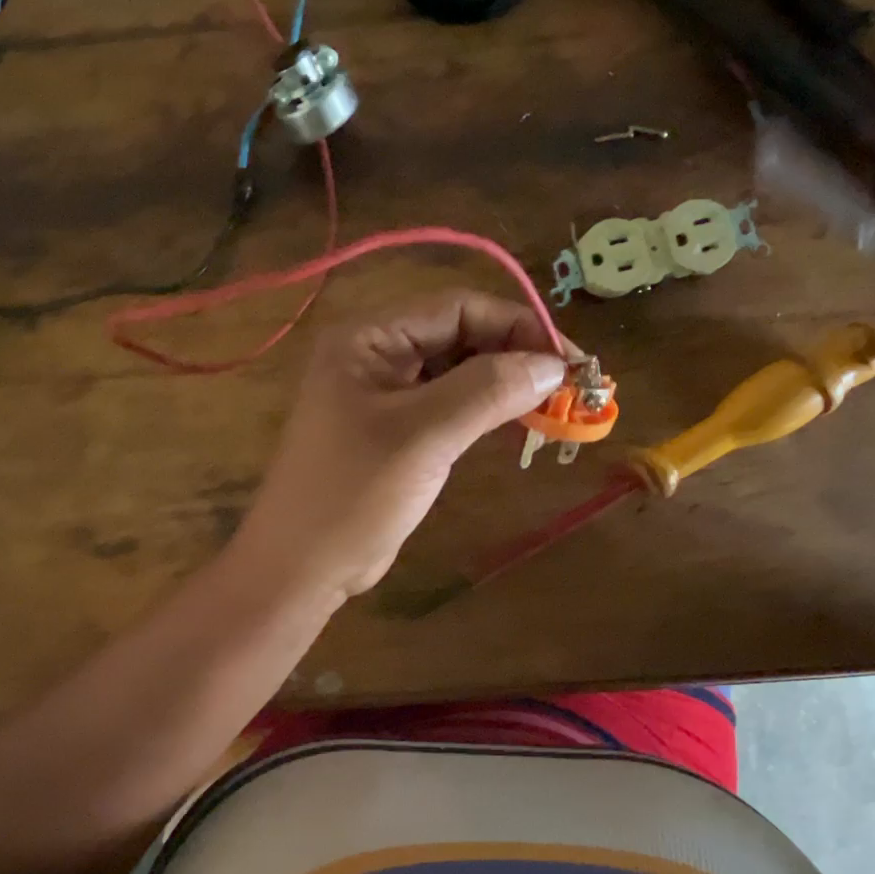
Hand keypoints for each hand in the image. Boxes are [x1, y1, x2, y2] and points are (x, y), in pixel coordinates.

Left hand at [229, 290, 567, 598]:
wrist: (302, 566)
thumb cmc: (354, 494)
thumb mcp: (424, 435)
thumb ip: (488, 389)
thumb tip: (554, 363)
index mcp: (367, 338)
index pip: (456, 308)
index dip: (518, 326)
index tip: (572, 362)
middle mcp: (372, 355)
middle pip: (458, 335)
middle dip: (514, 355)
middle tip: (572, 389)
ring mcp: (380, 395)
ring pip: (456, 372)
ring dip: (504, 384)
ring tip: (555, 407)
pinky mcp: (391, 432)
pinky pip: (446, 405)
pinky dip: (483, 411)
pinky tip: (517, 423)